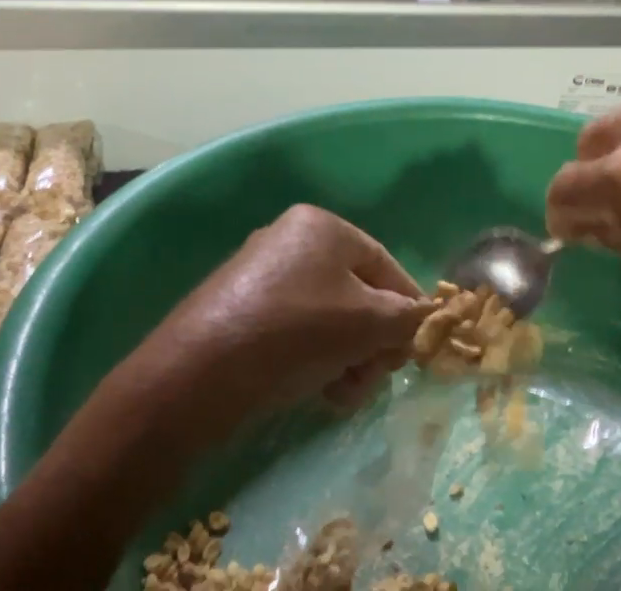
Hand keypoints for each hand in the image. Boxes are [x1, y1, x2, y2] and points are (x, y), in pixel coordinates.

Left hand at [137, 205, 433, 425]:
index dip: (408, 309)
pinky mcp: (241, 311)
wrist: (197, 373)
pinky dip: (315, 358)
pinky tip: (316, 391)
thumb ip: (407, 318)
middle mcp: (291, 240)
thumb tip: (423, 318)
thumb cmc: (295, 333)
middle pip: (358, 294)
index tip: (415, 351)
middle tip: (373, 379)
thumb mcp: (367, 323)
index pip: (386, 265)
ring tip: (341, 394)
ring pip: (330, 317)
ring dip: (348, 357)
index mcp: (323, 226)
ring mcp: (263, 275)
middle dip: (373, 341)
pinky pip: (297, 329)